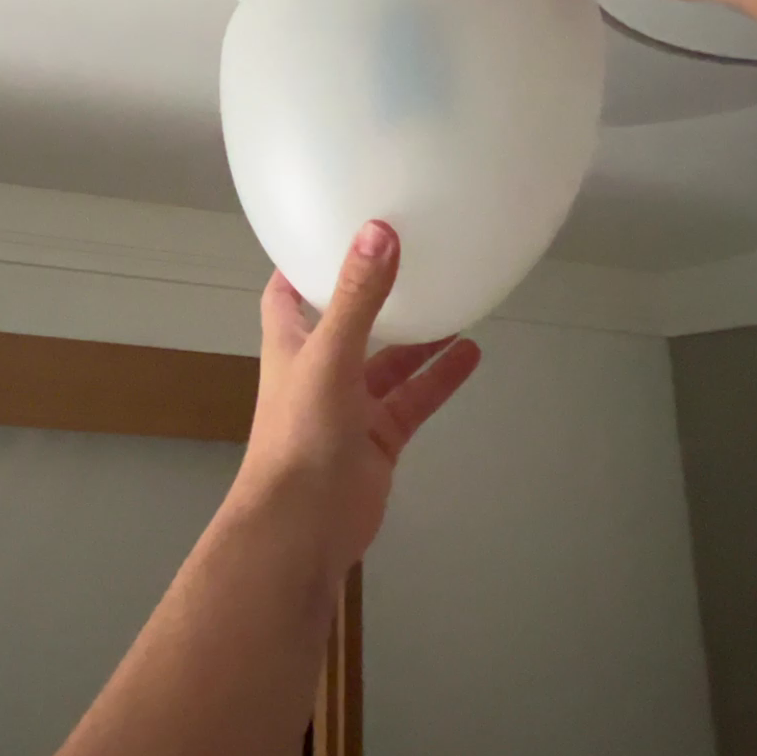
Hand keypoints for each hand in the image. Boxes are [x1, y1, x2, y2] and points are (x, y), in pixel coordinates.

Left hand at [235, 221, 481, 572]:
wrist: (304, 525)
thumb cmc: (302, 432)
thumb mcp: (329, 355)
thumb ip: (357, 298)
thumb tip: (379, 231)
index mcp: (290, 343)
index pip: (286, 293)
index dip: (302, 264)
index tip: (331, 230)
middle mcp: (318, 368)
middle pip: (346, 322)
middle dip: (373, 295)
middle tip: (411, 257)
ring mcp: (350, 405)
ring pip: (388, 361)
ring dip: (416, 336)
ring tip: (454, 299)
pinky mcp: (379, 438)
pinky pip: (412, 399)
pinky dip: (437, 378)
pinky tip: (470, 353)